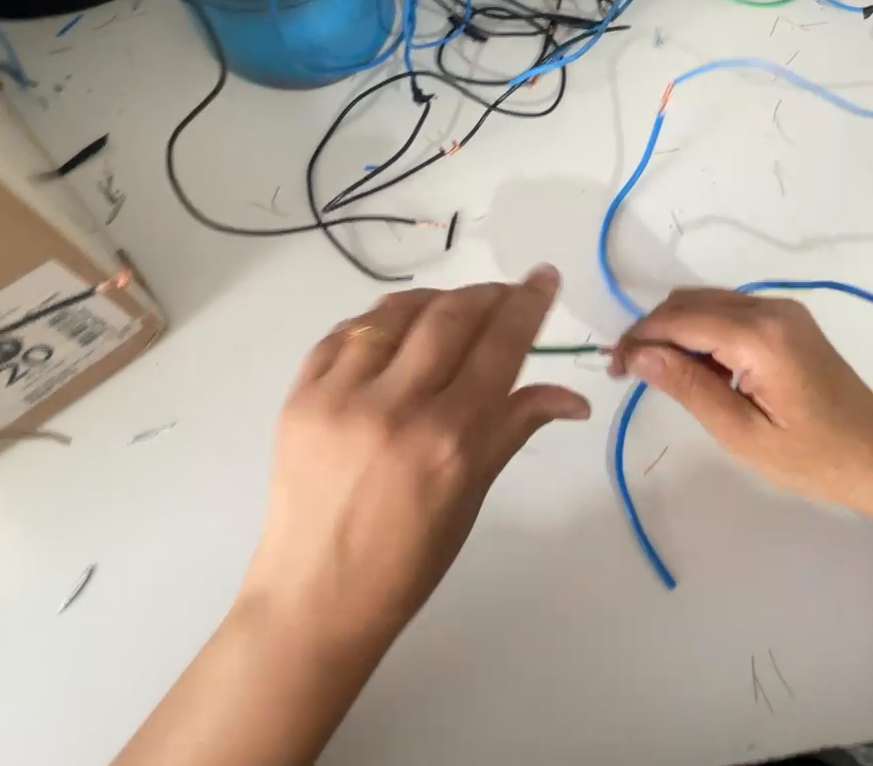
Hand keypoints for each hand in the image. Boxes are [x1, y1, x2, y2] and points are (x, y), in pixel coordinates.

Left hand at [241, 266, 588, 645]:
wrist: (315, 596)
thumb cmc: (408, 559)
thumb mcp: (473, 495)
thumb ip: (515, 427)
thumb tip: (572, 396)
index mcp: (450, 439)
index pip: (500, 347)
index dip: (528, 304)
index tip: (544, 276)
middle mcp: (397, 406)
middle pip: (451, 316)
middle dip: (488, 294)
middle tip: (506, 293)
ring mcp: (340, 396)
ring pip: (396, 312)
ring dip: (434, 300)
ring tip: (453, 308)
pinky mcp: (299, 396)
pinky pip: (345, 333)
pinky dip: (378, 321)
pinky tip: (395, 328)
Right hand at [609, 288, 872, 511]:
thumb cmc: (814, 459)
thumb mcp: (742, 433)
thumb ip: (688, 386)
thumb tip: (639, 354)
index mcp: (760, 336)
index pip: (680, 319)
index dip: (639, 338)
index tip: (613, 367)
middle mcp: (770, 309)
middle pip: (689, 302)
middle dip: (652, 331)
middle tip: (629, 372)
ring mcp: (783, 312)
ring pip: (707, 303)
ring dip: (676, 331)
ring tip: (659, 374)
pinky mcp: (788, 322)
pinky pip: (729, 314)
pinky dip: (703, 333)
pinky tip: (699, 370)